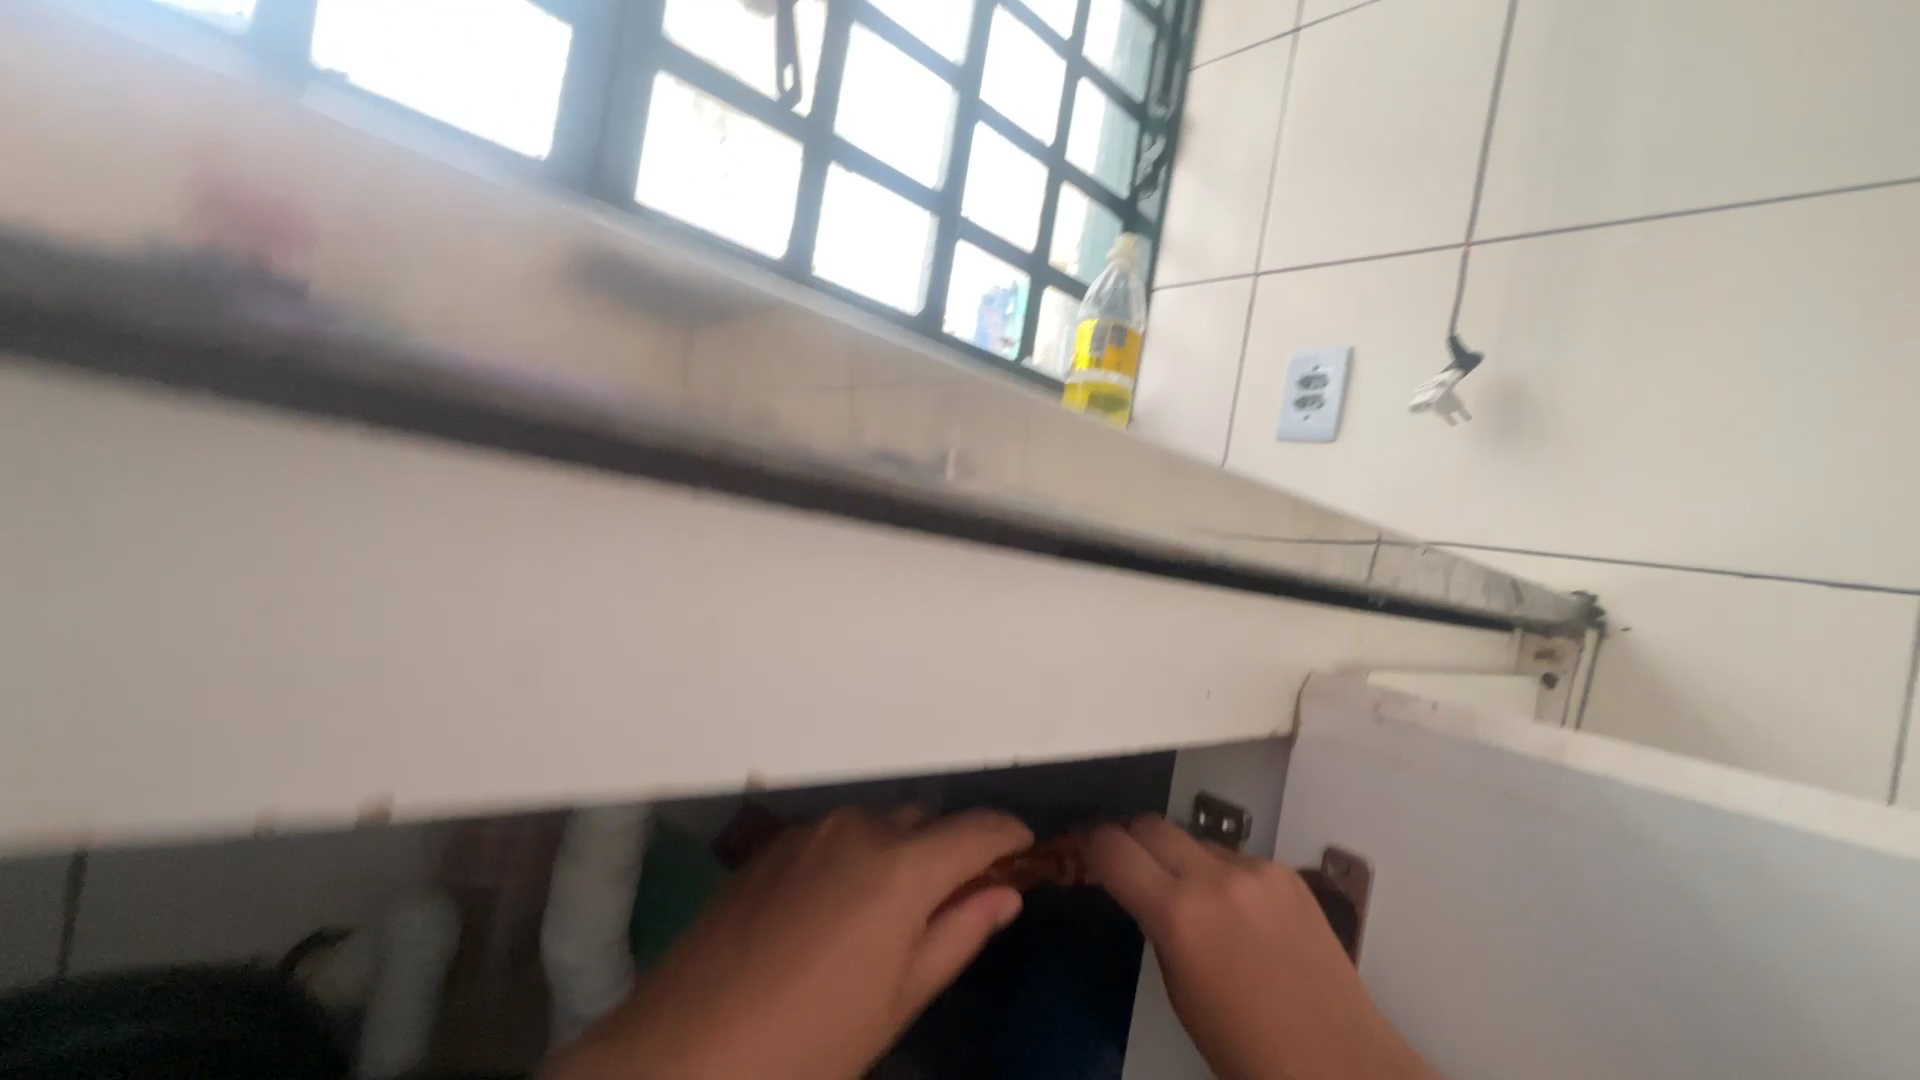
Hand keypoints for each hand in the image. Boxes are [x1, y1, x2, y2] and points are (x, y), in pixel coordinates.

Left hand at [544, 807, 1032, 1079]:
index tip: (1022, 854)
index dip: (1008, 837)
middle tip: (946, 908)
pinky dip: (853, 857)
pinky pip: (834, 836)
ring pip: (877, 824)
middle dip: (947, 853)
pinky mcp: (771, 846)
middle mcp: (857, 829)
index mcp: (900, 867)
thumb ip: (959, 933)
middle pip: (925, 822)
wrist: (685, 1052)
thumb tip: (1004, 895)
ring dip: (897, 853)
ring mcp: (808, 832)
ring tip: (883, 918)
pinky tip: (833, 912)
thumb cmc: (811, 1040)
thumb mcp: (899, 999)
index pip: (979, 828)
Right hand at [1088, 816, 1437, 1079]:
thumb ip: (1156, 925)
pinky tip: (1232, 912)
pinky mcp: (1288, 873)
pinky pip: (1234, 857)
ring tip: (1184, 896)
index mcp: (1179, 915)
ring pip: (1194, 838)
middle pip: (1149, 824)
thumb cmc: (1244, 1049)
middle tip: (1120, 863)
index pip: (1112, 847)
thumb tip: (1142, 890)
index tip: (1077, 850)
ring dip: (1176, 856)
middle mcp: (1216, 878)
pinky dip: (1218, 874)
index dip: (1087, 843)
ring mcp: (1258, 870)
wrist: (1341, 1065)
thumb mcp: (1178, 989)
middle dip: (1127, 839)